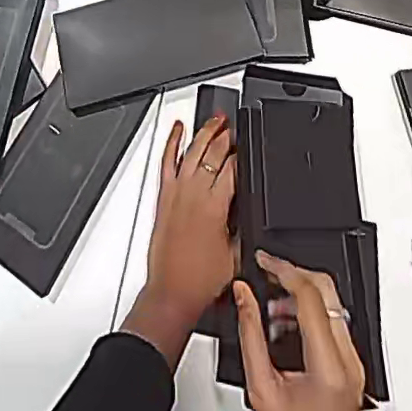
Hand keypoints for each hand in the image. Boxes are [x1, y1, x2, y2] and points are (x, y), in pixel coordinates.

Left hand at [121, 114, 236, 365]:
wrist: (173, 291)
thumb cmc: (202, 280)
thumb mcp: (236, 253)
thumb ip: (241, 224)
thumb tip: (244, 205)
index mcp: (215, 205)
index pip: (233, 168)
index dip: (242, 155)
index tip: (248, 146)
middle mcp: (194, 193)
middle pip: (213, 153)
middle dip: (226, 137)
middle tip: (234, 127)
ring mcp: (177, 191)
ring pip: (192, 151)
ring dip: (204, 132)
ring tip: (215, 120)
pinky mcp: (163, 195)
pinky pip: (167, 161)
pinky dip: (172, 142)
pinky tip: (177, 129)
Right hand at [234, 251, 364, 410]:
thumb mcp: (260, 388)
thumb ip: (249, 333)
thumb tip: (242, 293)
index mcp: (329, 365)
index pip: (310, 295)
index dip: (283, 268)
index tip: (263, 260)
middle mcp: (349, 361)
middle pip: (328, 290)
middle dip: (294, 271)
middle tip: (266, 269)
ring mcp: (354, 364)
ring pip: (332, 302)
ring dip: (301, 291)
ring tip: (270, 303)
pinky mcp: (352, 368)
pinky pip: (333, 322)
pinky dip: (308, 310)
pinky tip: (284, 322)